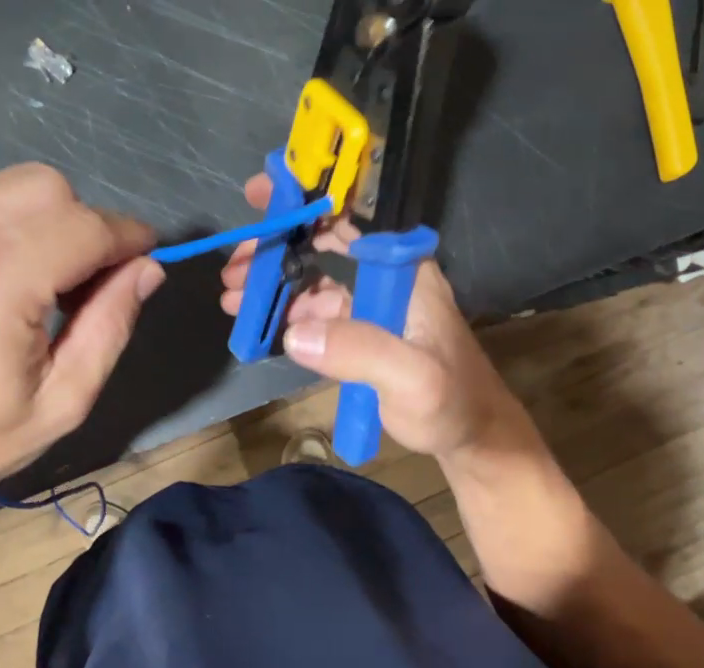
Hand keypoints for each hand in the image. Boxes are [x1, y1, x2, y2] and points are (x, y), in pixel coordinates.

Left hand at [0, 164, 161, 550]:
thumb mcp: (63, 401)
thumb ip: (110, 325)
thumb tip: (147, 268)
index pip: (83, 225)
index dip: (126, 236)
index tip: (144, 255)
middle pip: (44, 187)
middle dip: (80, 224)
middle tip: (83, 284)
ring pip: (0, 191)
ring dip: (34, 227)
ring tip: (29, 289)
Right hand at [218, 174, 537, 462]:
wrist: (471, 436)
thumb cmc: (450, 403)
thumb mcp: (411, 379)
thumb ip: (359, 352)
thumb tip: (295, 333)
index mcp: (402, 270)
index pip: (352, 217)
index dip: (306, 200)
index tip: (261, 195)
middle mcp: (385, 277)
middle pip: (323, 245)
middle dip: (275, 251)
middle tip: (233, 271)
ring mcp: (372, 305)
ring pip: (314, 279)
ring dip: (274, 286)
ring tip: (233, 300)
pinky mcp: (361, 333)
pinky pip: (316, 313)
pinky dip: (286, 315)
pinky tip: (260, 324)